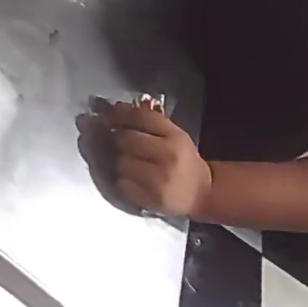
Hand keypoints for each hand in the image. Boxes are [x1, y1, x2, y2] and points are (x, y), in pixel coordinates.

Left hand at [102, 101, 211, 217]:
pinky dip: (120, 180)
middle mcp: (168, 156)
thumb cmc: (184, 161)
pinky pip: (121, 183)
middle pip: (125, 139)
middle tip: (117, 143)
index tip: (106, 116)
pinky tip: (130, 179)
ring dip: (118, 161)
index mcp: (176, 137)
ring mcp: (159, 179)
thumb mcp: (175, 136)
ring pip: (120, 162)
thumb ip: (150, 121)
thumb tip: (117, 108)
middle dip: (116, 139)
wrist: (201, 194)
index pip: (140, 117)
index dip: (118, 114)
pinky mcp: (150, 198)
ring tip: (128, 163)